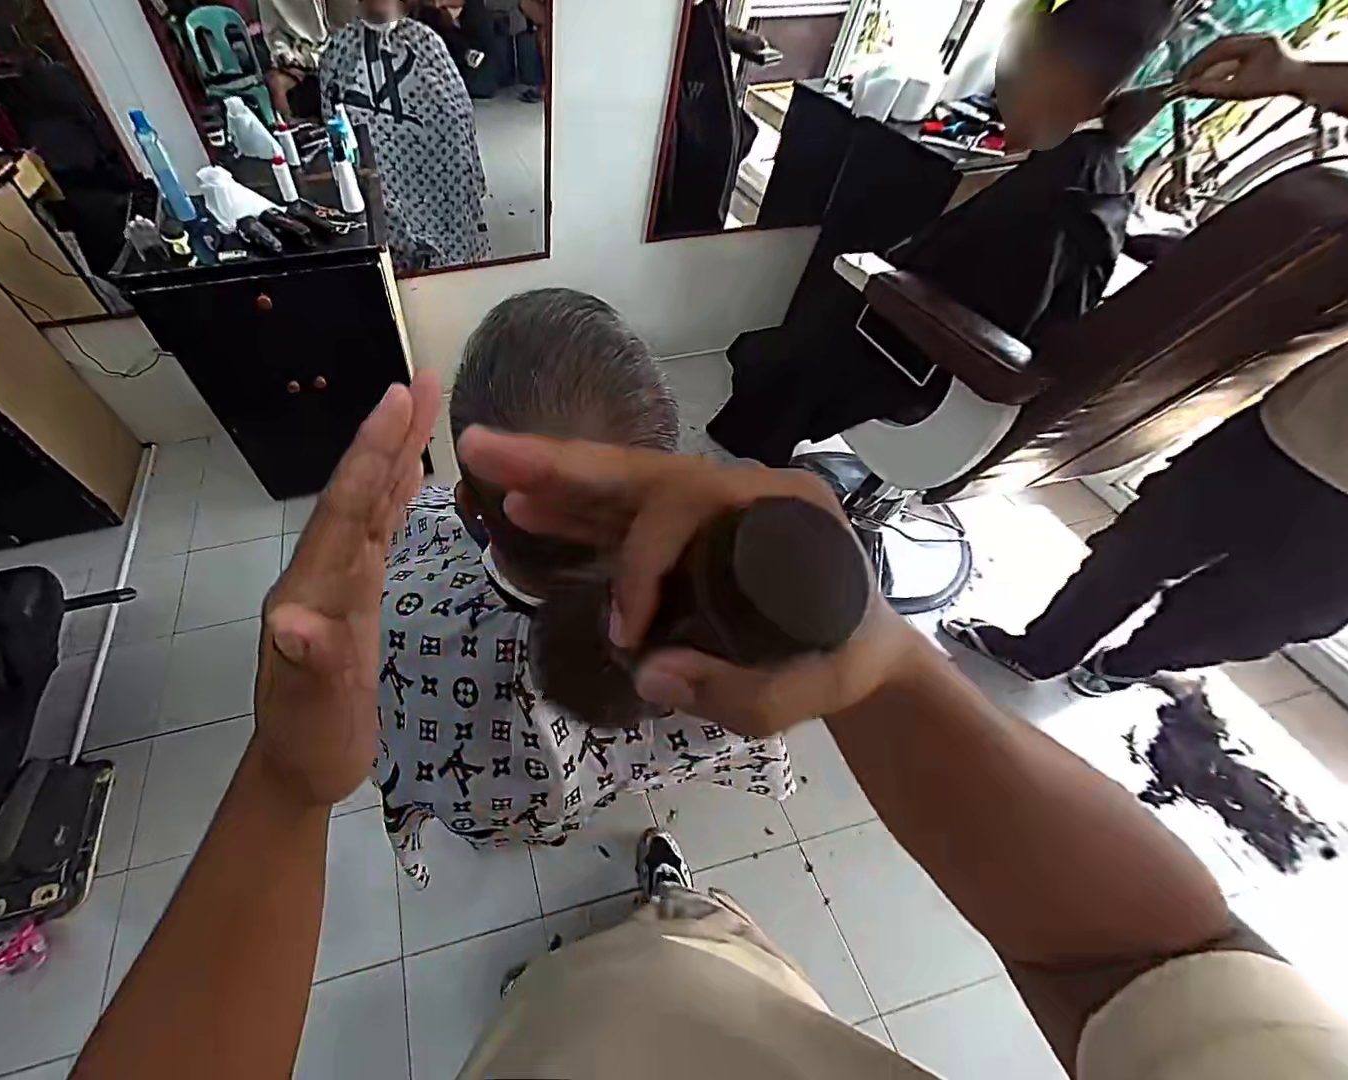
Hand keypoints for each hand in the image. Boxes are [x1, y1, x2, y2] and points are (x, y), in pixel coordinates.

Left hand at [253, 372, 441, 804]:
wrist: (302, 764)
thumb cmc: (310, 739)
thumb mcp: (312, 711)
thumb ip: (311, 665)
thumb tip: (298, 619)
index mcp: (312, 588)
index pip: (346, 509)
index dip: (373, 455)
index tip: (400, 401)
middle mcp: (323, 571)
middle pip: (359, 491)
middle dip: (389, 435)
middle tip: (424, 384)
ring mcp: (340, 580)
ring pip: (371, 504)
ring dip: (396, 455)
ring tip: (423, 411)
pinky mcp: (358, 593)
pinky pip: (380, 531)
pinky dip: (396, 496)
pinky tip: (412, 477)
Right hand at [454, 429, 924, 735]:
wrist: (862, 653)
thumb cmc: (840, 663)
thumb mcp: (806, 694)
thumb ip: (735, 692)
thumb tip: (647, 674)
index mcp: (783, 504)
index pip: (691, 503)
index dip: (643, 562)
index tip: (632, 633)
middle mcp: (744, 490)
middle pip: (644, 471)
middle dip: (562, 464)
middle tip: (486, 446)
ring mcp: (714, 507)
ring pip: (627, 484)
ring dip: (558, 478)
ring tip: (492, 467)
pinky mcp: (690, 533)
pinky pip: (627, 515)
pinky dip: (578, 512)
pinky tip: (531, 507)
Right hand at [1179, 34, 1305, 100]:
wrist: (1298, 77)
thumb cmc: (1269, 85)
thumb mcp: (1236, 90)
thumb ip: (1210, 89)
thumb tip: (1187, 89)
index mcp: (1254, 43)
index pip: (1218, 49)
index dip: (1196, 64)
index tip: (1181, 78)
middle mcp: (1255, 36)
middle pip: (1219, 46)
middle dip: (1199, 63)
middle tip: (1182, 78)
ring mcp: (1256, 40)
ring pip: (1224, 49)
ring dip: (1206, 63)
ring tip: (1191, 78)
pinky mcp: (1256, 46)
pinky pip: (1231, 52)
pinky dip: (1216, 63)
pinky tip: (1206, 76)